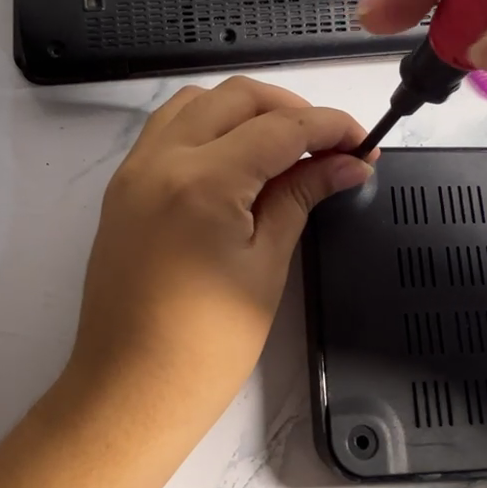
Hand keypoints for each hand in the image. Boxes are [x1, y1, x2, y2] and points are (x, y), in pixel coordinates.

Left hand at [71, 77, 371, 403]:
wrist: (130, 391)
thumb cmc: (206, 346)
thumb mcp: (266, 265)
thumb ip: (301, 197)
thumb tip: (347, 165)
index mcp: (203, 181)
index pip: (279, 127)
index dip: (330, 127)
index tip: (363, 143)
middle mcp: (161, 160)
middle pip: (236, 97)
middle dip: (291, 109)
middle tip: (329, 145)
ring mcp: (134, 171)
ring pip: (196, 103)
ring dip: (245, 111)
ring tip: (284, 148)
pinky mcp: (123, 189)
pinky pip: (168, 131)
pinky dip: (208, 128)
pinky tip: (237, 161)